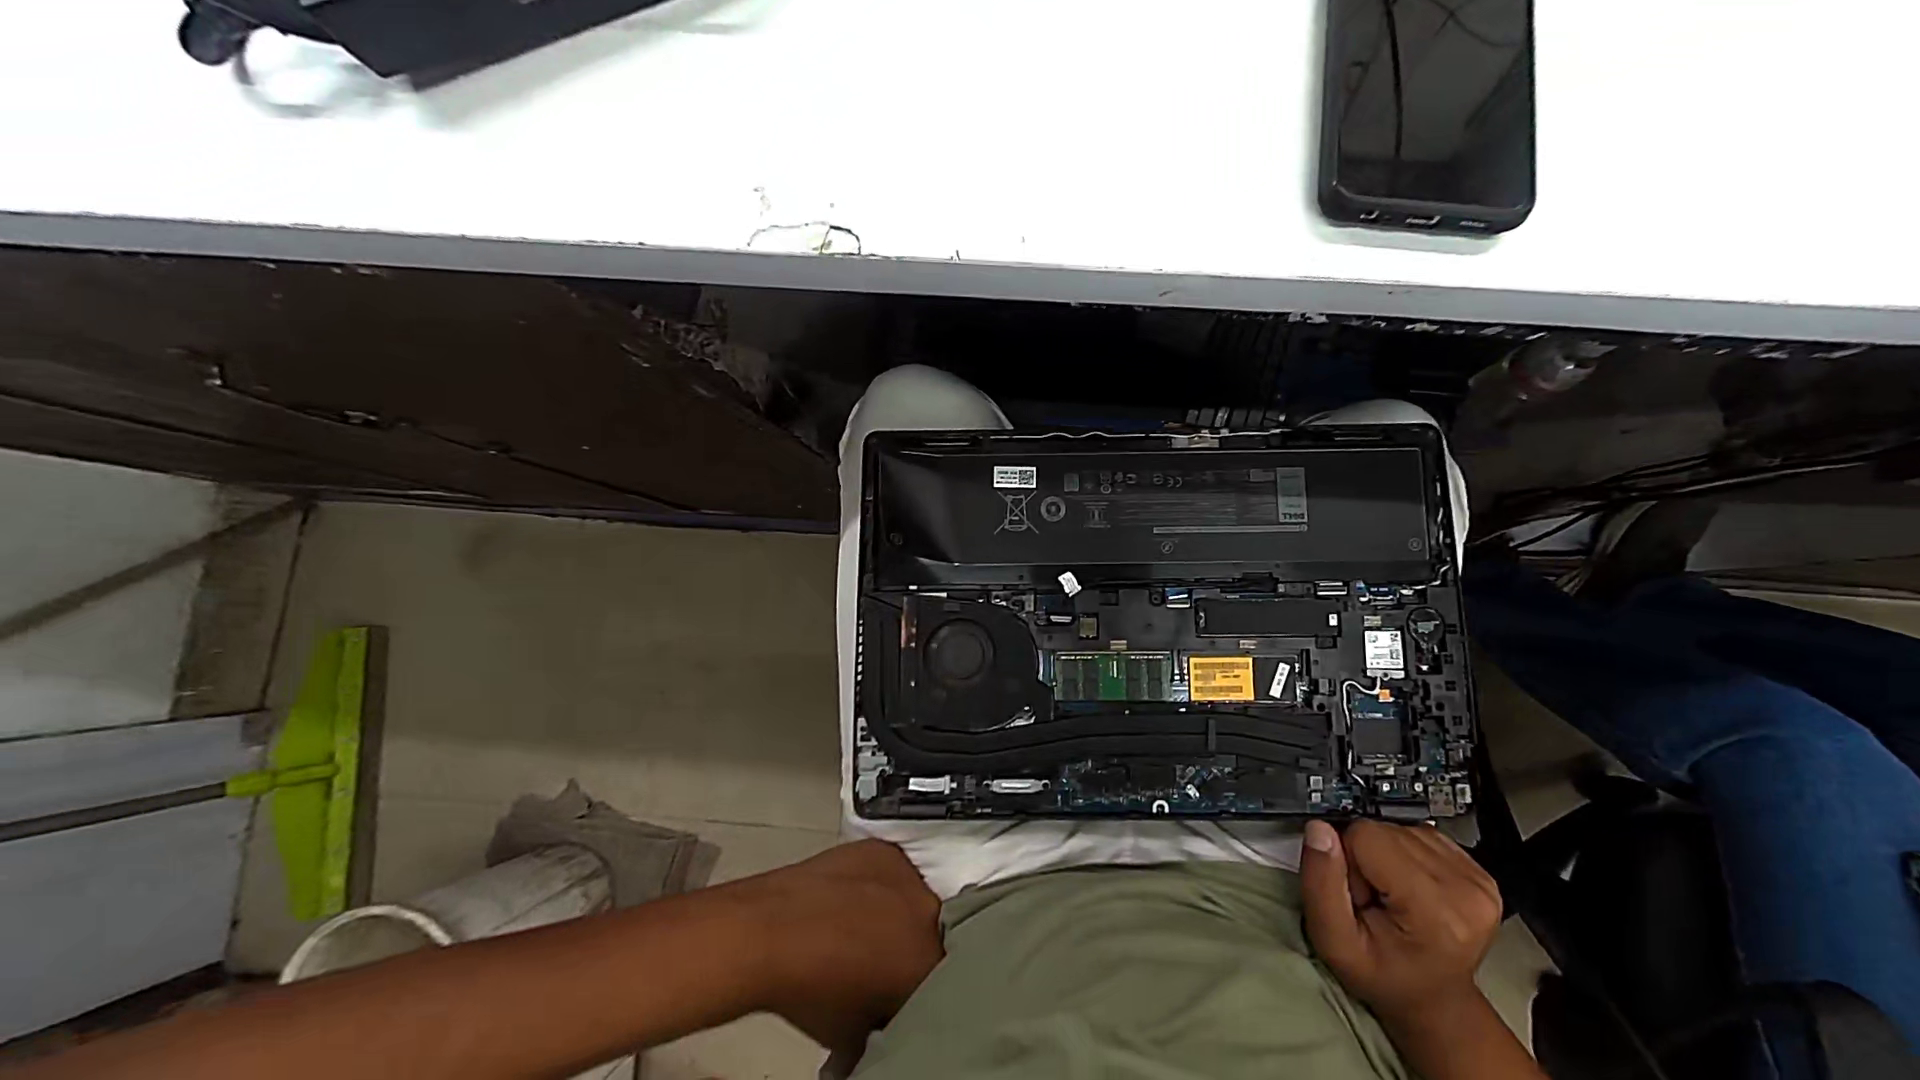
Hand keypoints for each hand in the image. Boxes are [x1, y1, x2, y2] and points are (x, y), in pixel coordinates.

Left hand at [745, 840, 943, 1055]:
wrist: (771, 933)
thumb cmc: (810, 988)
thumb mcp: (855, 1033)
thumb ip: (885, 1028)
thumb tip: (881, 1026)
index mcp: (931, 961)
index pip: (942, 978)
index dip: (918, 987)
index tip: (898, 993)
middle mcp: (929, 911)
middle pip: (929, 932)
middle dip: (909, 947)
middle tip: (878, 963)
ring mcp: (906, 874)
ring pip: (912, 898)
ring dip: (895, 913)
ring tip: (857, 929)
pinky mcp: (882, 849)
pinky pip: (891, 871)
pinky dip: (877, 884)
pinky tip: (848, 900)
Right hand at [1299, 820, 1502, 1022]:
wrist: (1432, 995)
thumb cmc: (1381, 972)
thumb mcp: (1333, 941)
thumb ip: (1320, 883)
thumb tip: (1320, 828)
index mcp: (1436, 910)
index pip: (1366, 835)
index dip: (1348, 858)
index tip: (1357, 895)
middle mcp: (1467, 889)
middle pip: (1384, 830)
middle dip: (1365, 856)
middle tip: (1372, 898)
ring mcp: (1478, 880)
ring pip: (1399, 828)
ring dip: (1383, 856)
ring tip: (1390, 895)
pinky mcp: (1479, 873)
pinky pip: (1419, 835)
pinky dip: (1404, 855)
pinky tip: (1408, 886)